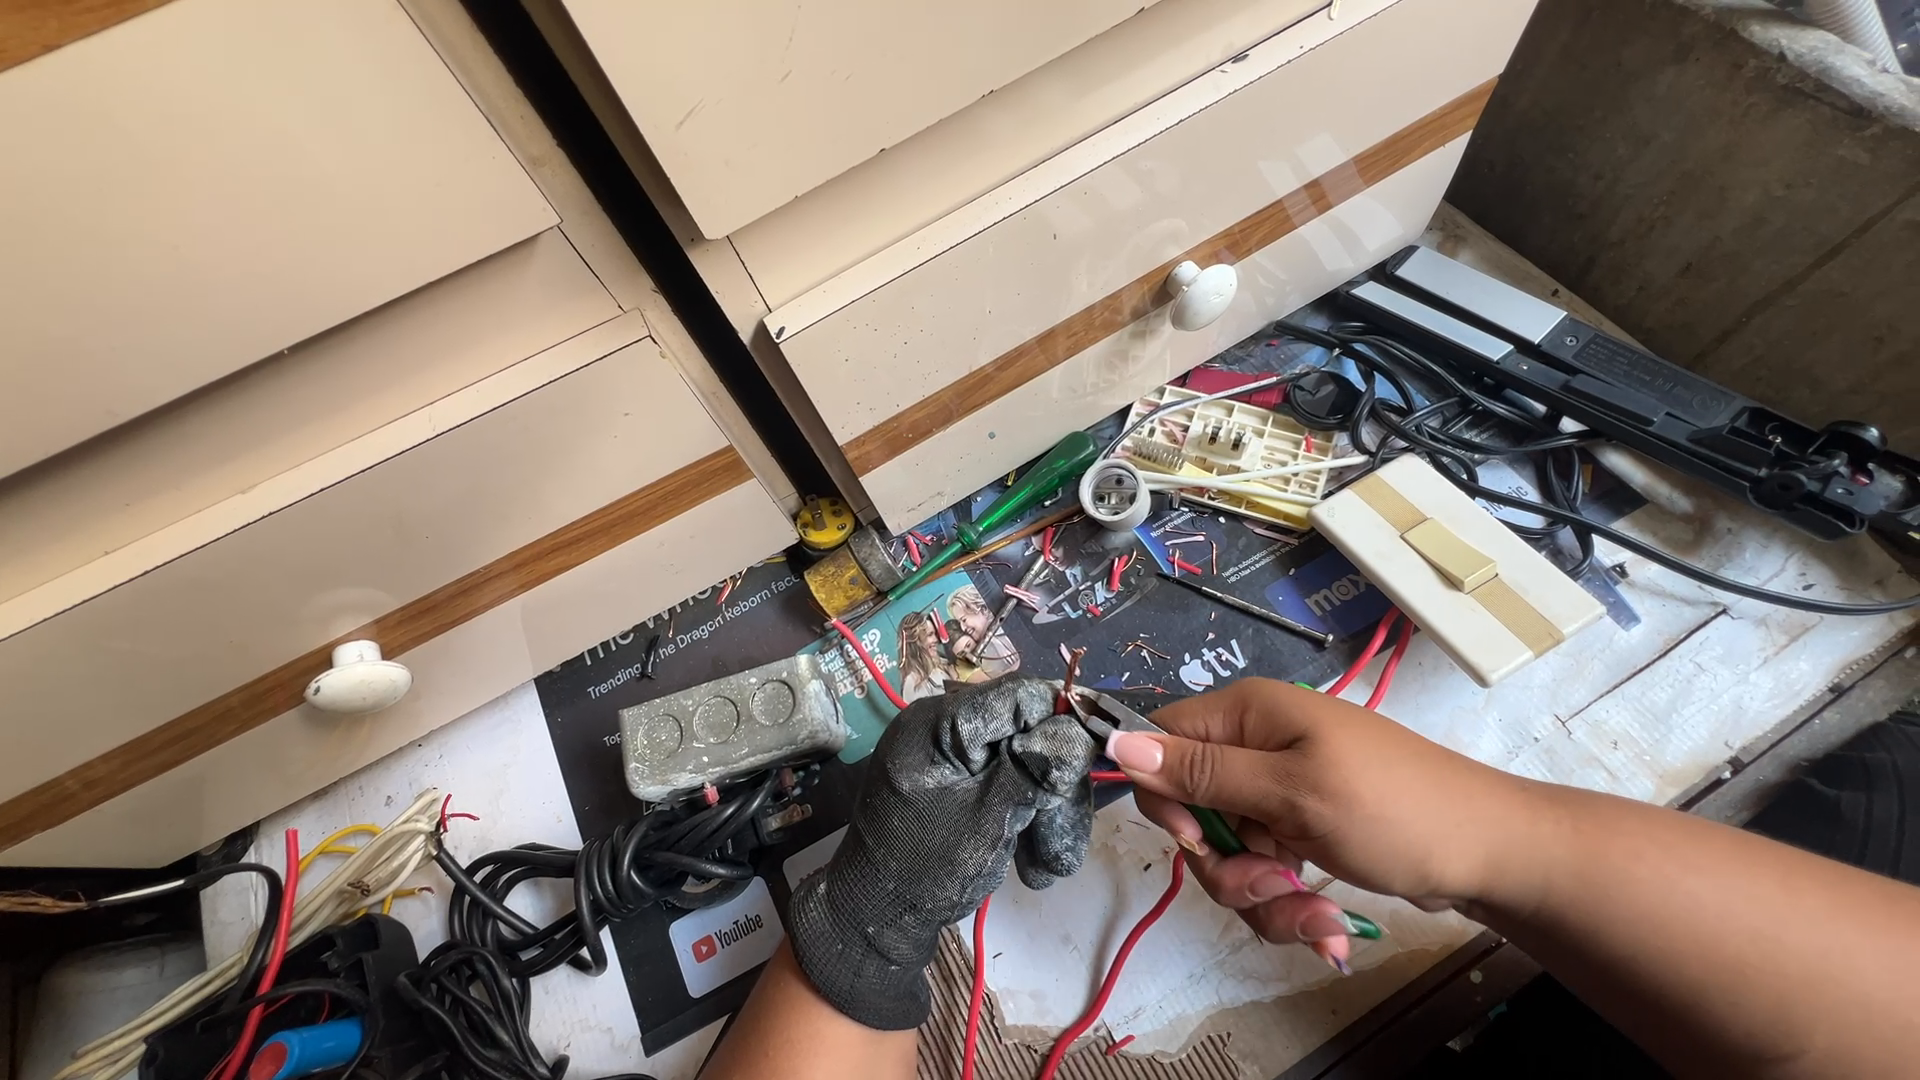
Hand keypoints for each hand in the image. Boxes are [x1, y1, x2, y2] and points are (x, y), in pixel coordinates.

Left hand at [789, 676, 1097, 1029]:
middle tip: (1064, 845)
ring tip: (1048, 864)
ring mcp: (949, 752)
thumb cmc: (923, 869)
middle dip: (1054, 786)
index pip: (1019, 696)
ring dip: (1045, 809)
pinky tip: (1031, 856)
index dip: (1064, 723)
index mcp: (938, 723)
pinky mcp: (957, 775)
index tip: (1094, 762)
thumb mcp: (987, 821)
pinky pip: (1005, 777)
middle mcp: (942, 725)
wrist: (876, 919)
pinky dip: (1025, 812)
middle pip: (1026, 731)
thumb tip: (1080, 728)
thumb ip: (1032, 769)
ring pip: (1023, 758)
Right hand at [1106, 678, 1542, 965]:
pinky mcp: (1295, 827)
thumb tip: (1115, 742)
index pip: (1159, 743)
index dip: (1164, 796)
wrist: (1494, 856)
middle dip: (1223, 862)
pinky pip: (1259, 867)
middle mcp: (1252, 746)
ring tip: (1314, 915)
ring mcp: (1275, 789)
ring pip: (1224, 849)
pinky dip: (1285, 900)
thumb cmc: (1394, 810)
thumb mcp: (1291, 792)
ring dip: (1258, 893)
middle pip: (1189, 808)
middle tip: (1267, 883)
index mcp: (1244, 715)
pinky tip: (1326, 921)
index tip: (1197, 839)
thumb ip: (1200, 772)